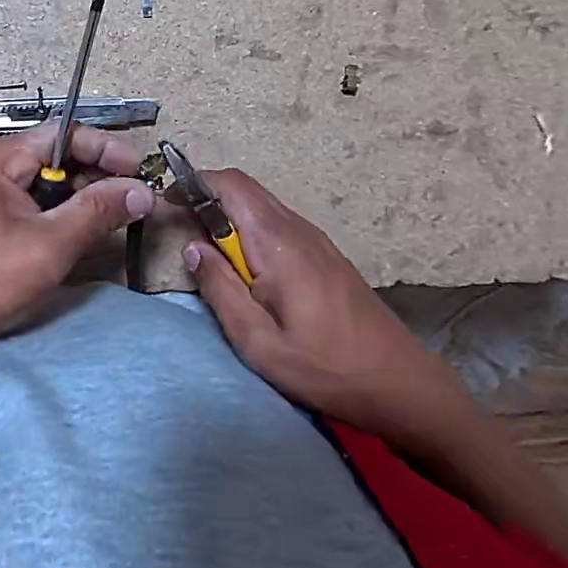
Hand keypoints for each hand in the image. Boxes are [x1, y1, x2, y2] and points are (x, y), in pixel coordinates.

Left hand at [0, 124, 155, 349]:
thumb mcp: (52, 244)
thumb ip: (99, 211)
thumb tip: (143, 191)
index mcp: (1, 158)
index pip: (64, 133)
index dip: (105, 148)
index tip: (137, 171)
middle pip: (61, 152)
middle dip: (100, 173)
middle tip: (134, 197)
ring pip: (56, 177)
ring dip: (88, 193)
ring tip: (119, 213)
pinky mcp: (2, 211)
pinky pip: (44, 198)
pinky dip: (70, 209)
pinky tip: (90, 225)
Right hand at [184, 169, 470, 441]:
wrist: (401, 384)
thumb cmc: (325, 368)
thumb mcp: (257, 341)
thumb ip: (219, 288)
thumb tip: (192, 247)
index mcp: (277, 243)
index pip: (230, 185)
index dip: (193, 183)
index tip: (165, 203)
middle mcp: (296, 228)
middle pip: (244, 188)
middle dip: (205, 195)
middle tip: (177, 225)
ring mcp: (314, 238)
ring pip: (260, 204)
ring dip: (226, 213)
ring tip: (204, 248)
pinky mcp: (324, 253)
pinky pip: (275, 223)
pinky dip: (247, 228)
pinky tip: (241, 264)